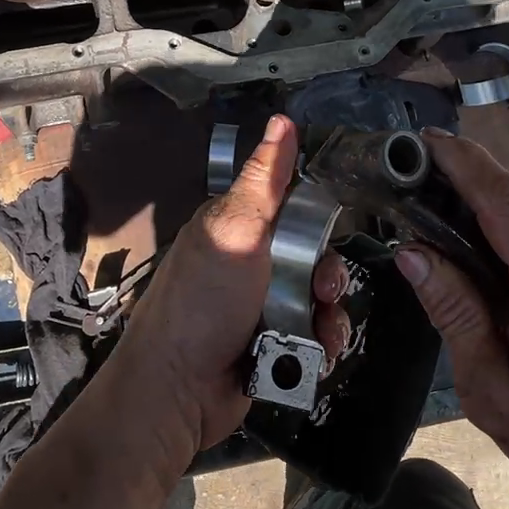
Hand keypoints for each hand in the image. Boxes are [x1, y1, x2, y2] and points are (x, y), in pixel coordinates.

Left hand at [107, 115, 349, 463]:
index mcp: (238, 226)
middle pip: (315, 256)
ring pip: (320, 299)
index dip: (318, 217)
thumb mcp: (237, 228)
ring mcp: (262, 306)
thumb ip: (266, 179)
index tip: (332, 230)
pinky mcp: (273, 345)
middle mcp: (251, 262)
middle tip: (322, 290)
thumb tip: (284, 119)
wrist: (177, 389)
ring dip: (329, 315)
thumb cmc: (204, 299)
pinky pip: (314, 335)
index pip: (293, 207)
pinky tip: (318, 354)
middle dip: (328, 274)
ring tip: (321, 332)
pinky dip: (321, 344)